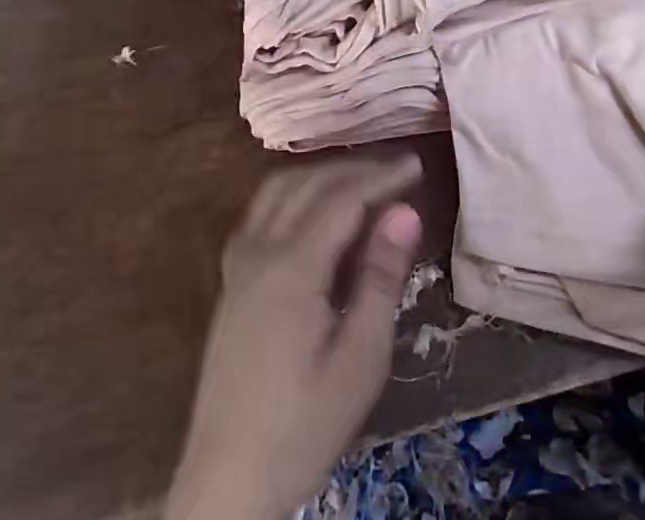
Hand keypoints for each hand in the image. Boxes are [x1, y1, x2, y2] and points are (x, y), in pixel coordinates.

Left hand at [165, 155, 423, 519]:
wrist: (227, 480)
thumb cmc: (305, 423)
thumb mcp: (360, 358)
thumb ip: (381, 277)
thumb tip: (406, 211)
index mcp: (293, 267)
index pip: (343, 198)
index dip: (382, 176)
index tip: (417, 165)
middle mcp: (259, 251)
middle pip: (309, 184)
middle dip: (356, 169)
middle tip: (398, 170)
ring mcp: (238, 264)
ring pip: (278, 190)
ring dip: (322, 175)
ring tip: (363, 181)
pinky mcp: (230, 280)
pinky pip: (261, 212)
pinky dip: (294, 193)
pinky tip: (315, 210)